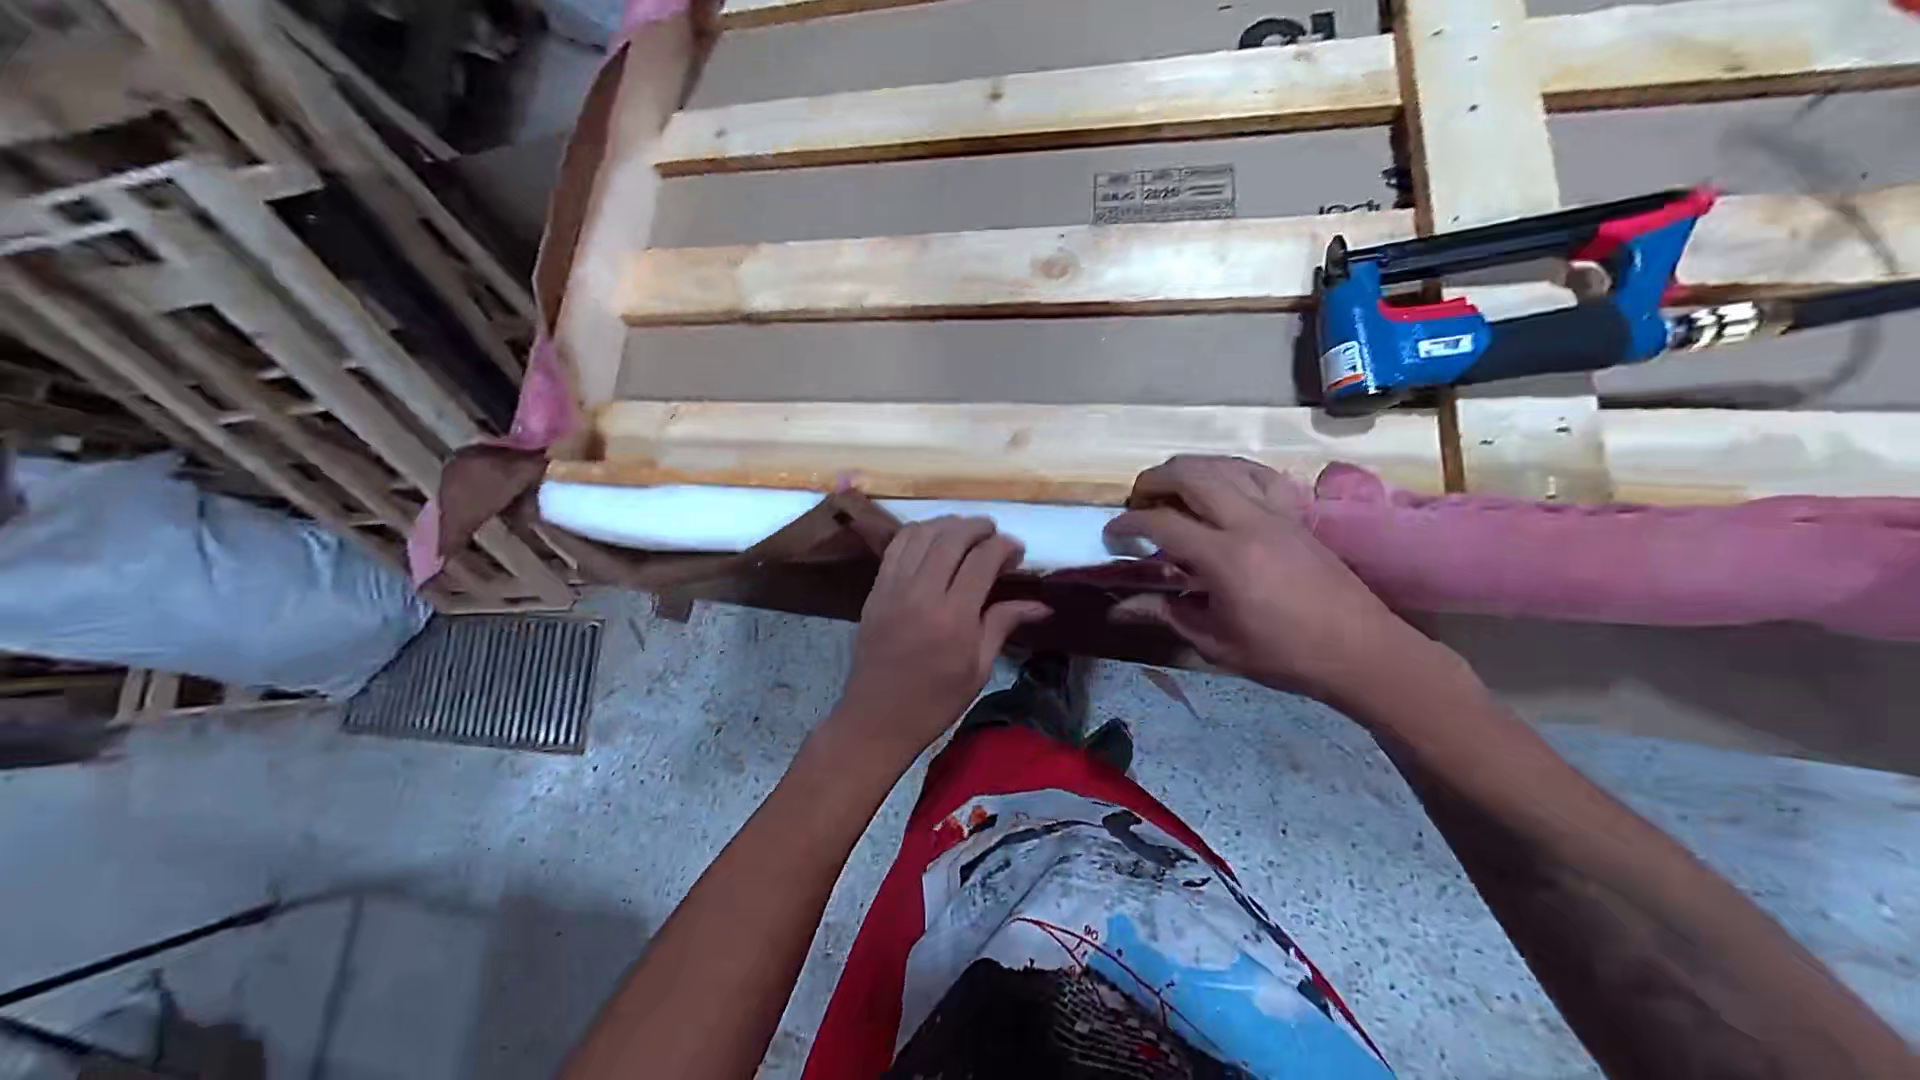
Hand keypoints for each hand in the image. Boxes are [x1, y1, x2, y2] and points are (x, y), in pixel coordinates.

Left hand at [831, 517, 1051, 761]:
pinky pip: (897, 546)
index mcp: (953, 617)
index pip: (982, 560)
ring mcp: (893, 588)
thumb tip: (1042, 604)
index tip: (1017, 551)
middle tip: (995, 533)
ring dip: (948, 524)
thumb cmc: (935, 701)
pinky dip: (918, 532)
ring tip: (966, 530)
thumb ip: (1003, 624)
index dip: (1004, 546)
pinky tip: (933, 538)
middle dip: (979, 527)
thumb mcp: (979, 668)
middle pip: (952, 537)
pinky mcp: (876, 589)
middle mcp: (922, 593)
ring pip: (922, 534)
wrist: (877, 717)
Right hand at [1105, 455, 1442, 704]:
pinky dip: (1232, 471)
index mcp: (1225, 558)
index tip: (1112, 533)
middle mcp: (1249, 523)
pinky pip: (1260, 475)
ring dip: (1191, 468)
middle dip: (1154, 478)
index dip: (1128, 522)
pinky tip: (1222, 486)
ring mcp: (1277, 513)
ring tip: (1172, 485)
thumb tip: (1121, 606)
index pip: (1162, 522)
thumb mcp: (1216, 643)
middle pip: (1192, 475)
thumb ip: (1167, 615)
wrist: (1360, 651)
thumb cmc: (1283, 655)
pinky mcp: (1296, 515)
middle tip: (1138, 497)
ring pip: (1226, 466)